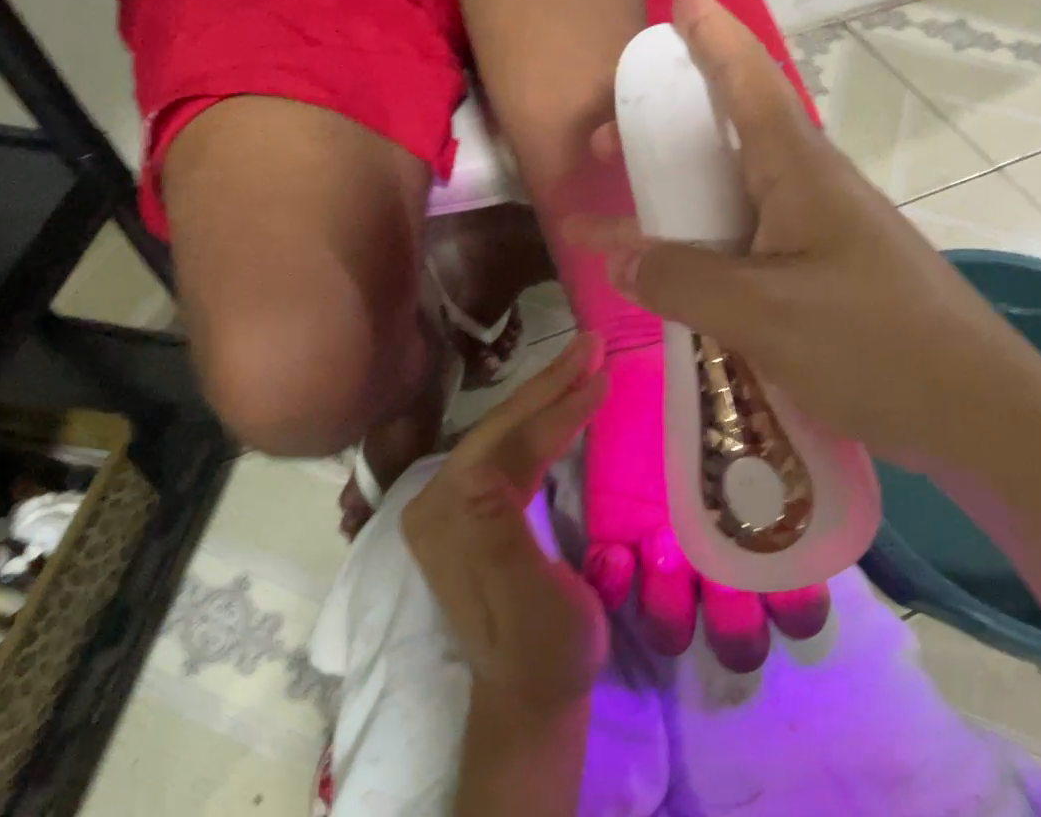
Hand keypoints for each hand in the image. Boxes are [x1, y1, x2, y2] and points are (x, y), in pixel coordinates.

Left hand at [403, 332, 609, 711]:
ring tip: (585, 365)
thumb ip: (495, 529)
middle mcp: (438, 502)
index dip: (556, 406)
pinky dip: (541, 430)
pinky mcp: (472, 515)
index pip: (506, 444)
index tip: (602, 371)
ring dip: (546, 399)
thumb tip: (486, 469)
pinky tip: (563, 410)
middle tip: (592, 345)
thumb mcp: (524, 595)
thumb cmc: (543, 648)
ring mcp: (452, 508)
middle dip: (548, 386)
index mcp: (448, 515)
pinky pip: (509, 457)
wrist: (532, 695)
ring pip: (504, 437)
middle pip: (499, 430)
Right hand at [569, 0, 1040, 474]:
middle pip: (732, 137)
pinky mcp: (825, 282)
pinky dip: (704, 251)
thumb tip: (618, 256)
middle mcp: (811, 192)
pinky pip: (749, 248)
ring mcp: (820, 239)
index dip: (713, 37)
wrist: (975, 413)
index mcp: (801, 173)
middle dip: (667, 128)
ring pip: (736, 197)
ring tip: (619, 219)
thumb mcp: (764, 314)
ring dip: (679, 198)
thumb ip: (683, 280)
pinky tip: (677, 284)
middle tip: (606, 143)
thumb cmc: (875, 346)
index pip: (750, 82)